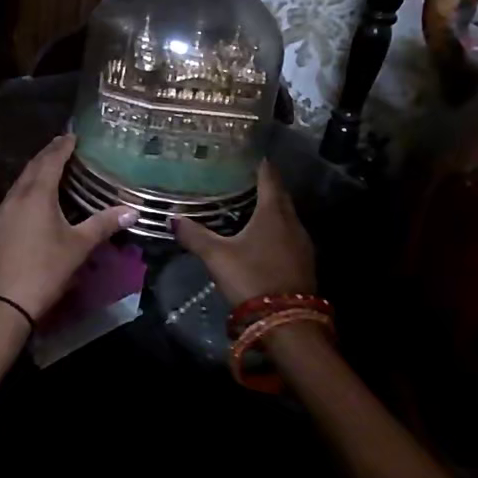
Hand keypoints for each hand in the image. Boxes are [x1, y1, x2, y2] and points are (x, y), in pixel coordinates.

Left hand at [0, 135, 135, 319]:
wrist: (5, 303)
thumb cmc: (46, 269)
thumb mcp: (79, 246)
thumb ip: (104, 224)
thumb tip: (132, 210)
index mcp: (36, 195)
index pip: (50, 161)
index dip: (62, 146)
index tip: (72, 135)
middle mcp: (15, 197)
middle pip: (32, 168)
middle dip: (48, 155)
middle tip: (63, 146)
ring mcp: (0, 213)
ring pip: (19, 184)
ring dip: (35, 174)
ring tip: (50, 172)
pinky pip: (11, 201)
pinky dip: (25, 193)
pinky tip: (32, 204)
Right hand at [172, 162, 315, 302]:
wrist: (288, 323)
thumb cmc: (252, 279)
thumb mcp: (217, 257)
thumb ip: (195, 236)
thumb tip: (173, 218)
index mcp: (273, 213)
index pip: (269, 178)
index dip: (260, 164)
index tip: (250, 154)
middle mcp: (292, 222)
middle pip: (280, 195)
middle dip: (266, 185)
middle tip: (246, 177)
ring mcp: (302, 243)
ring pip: (287, 216)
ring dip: (273, 208)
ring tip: (252, 205)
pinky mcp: (305, 262)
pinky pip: (290, 234)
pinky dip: (277, 228)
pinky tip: (264, 236)